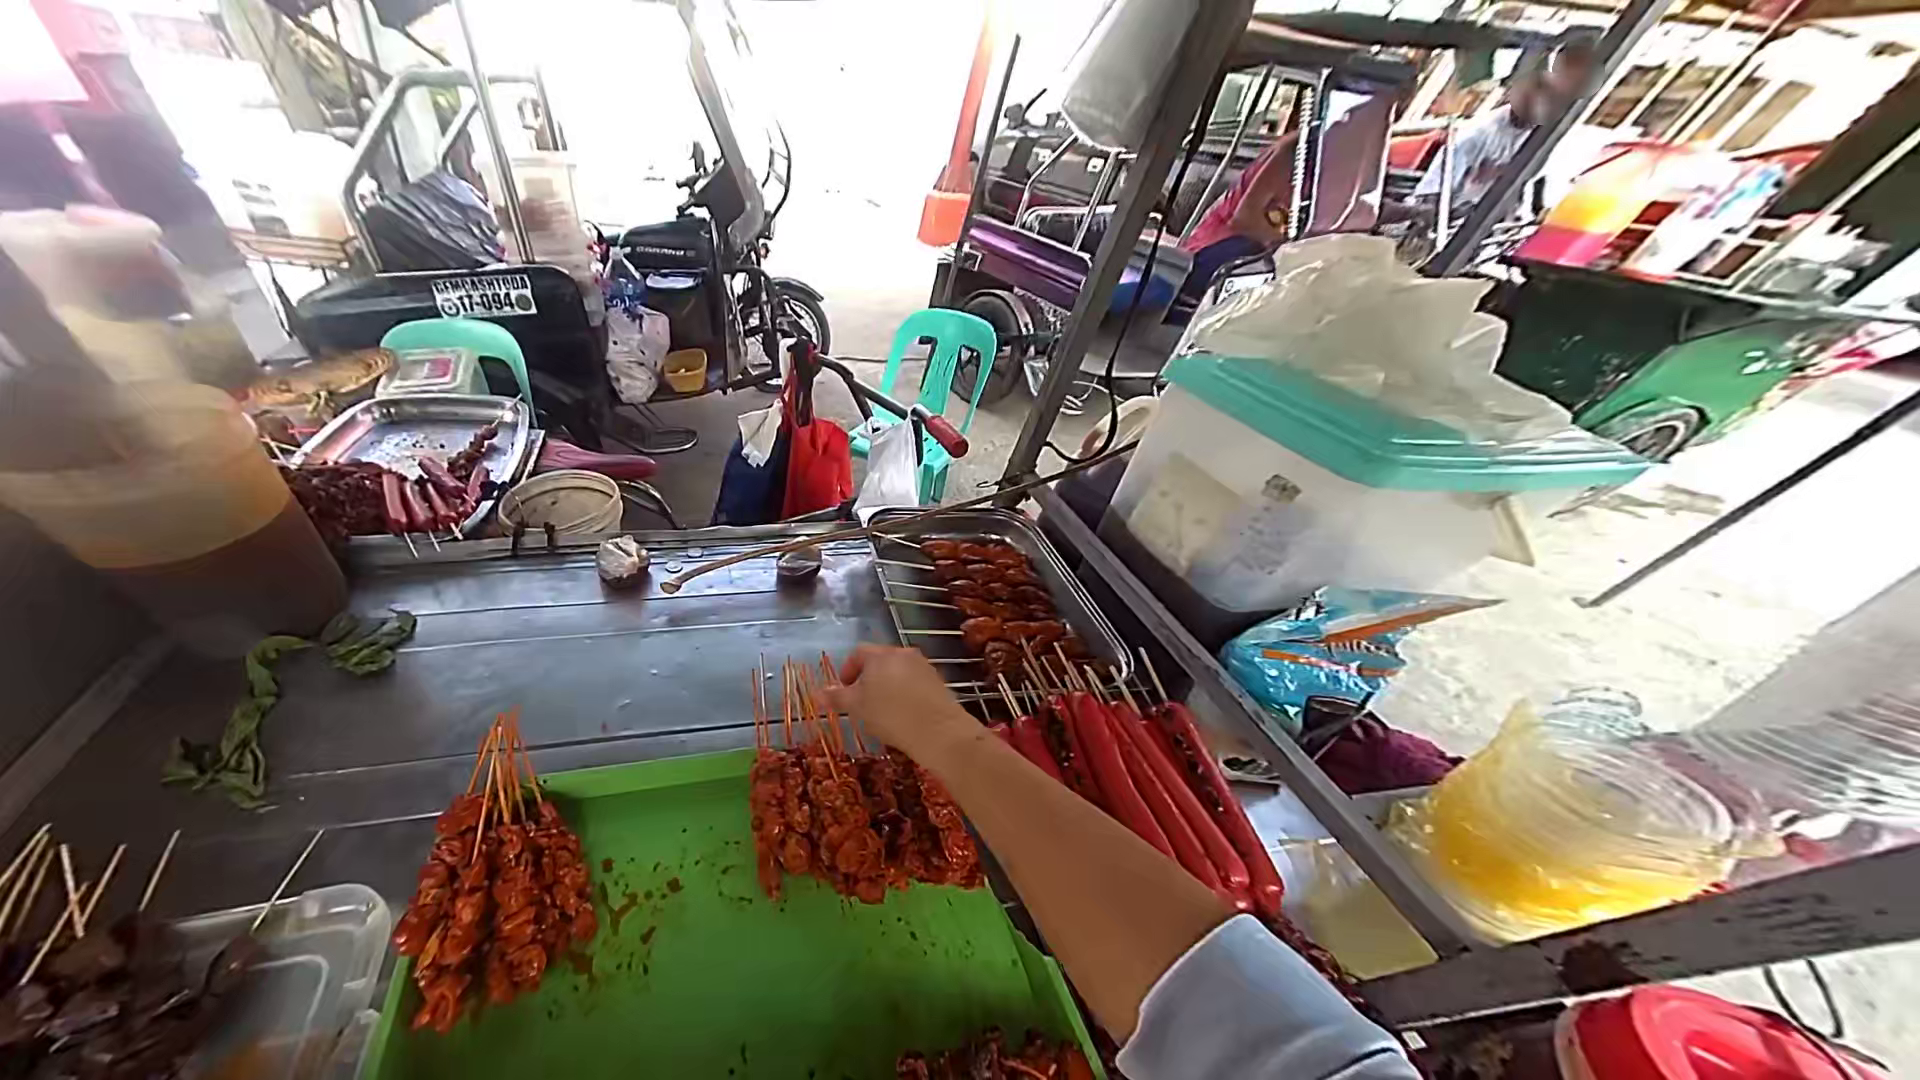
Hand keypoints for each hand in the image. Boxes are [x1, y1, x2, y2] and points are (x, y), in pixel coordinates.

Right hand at [826, 645, 978, 762]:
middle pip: (880, 660)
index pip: (858, 653)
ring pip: (898, 671)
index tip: (844, 689)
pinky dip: (905, 692)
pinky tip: (903, 714)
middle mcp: (903, 654)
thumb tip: (817, 692)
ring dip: (887, 685)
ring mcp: (924, 666)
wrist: (938, 730)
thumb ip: (837, 697)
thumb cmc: (889, 715)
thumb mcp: (857, 707)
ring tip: (882, 710)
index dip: (848, 670)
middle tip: (861, 701)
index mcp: (881, 655)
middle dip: (868, 677)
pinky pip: (915, 682)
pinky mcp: (938, 681)